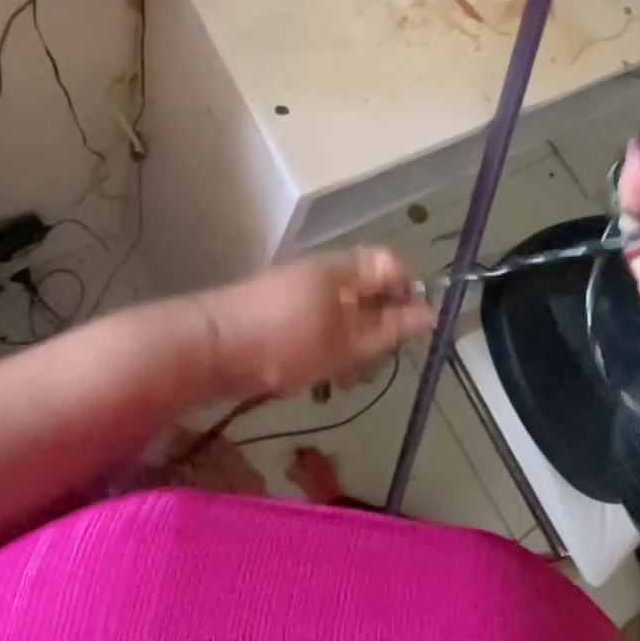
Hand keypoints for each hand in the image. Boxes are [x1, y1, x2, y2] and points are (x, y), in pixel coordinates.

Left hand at [198, 248, 433, 397]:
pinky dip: (326, 345)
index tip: (408, 333)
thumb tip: (430, 313)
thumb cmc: (284, 339)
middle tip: (370, 362)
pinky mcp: (279, 311)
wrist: (208, 347)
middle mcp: (324, 270)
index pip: (392, 264)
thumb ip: (389, 328)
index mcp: (343, 266)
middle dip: (378, 325)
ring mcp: (299, 289)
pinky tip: (316, 374)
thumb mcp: (346, 341)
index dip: (407, 294)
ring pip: (344, 311)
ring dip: (351, 342)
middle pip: (370, 289)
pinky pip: (319, 322)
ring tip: (340, 376)